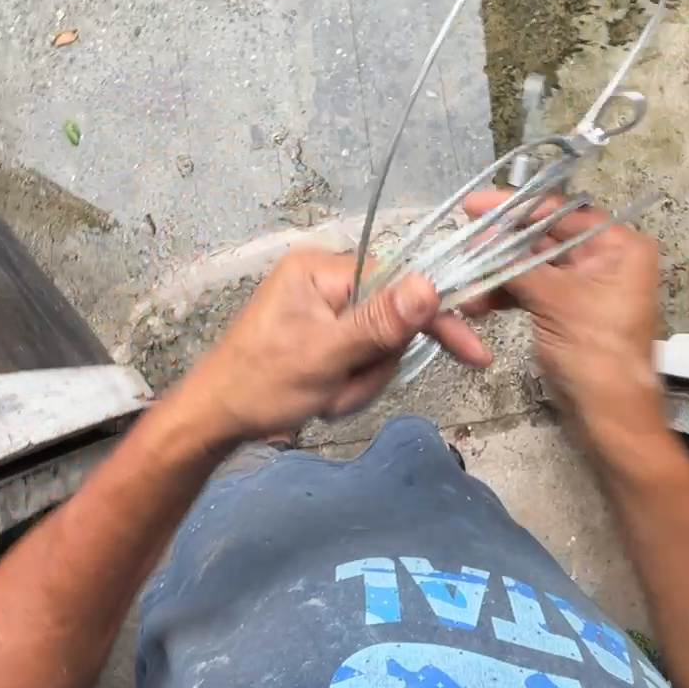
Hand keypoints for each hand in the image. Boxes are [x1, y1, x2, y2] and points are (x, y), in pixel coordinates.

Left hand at [173, 248, 490, 442]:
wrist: (215, 419)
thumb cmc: (259, 384)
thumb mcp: (323, 356)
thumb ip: (378, 323)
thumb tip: (429, 285)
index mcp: (320, 269)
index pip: (398, 281)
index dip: (432, 319)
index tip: (473, 353)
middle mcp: (325, 280)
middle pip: (392, 318)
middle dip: (374, 365)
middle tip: (340, 390)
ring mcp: (324, 309)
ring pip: (379, 346)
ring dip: (360, 381)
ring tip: (325, 398)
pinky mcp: (323, 335)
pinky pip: (361, 358)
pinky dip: (350, 385)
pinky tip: (323, 398)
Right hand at [460, 190, 665, 443]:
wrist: (608, 414)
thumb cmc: (595, 353)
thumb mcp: (554, 300)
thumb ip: (516, 264)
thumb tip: (480, 237)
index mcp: (618, 246)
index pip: (559, 212)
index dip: (513, 208)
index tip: (473, 206)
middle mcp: (604, 258)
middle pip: (543, 237)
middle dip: (500, 244)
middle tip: (462, 241)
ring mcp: (584, 284)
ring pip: (531, 264)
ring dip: (497, 272)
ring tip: (466, 278)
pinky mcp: (565, 308)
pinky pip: (530, 288)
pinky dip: (505, 293)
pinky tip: (477, 301)